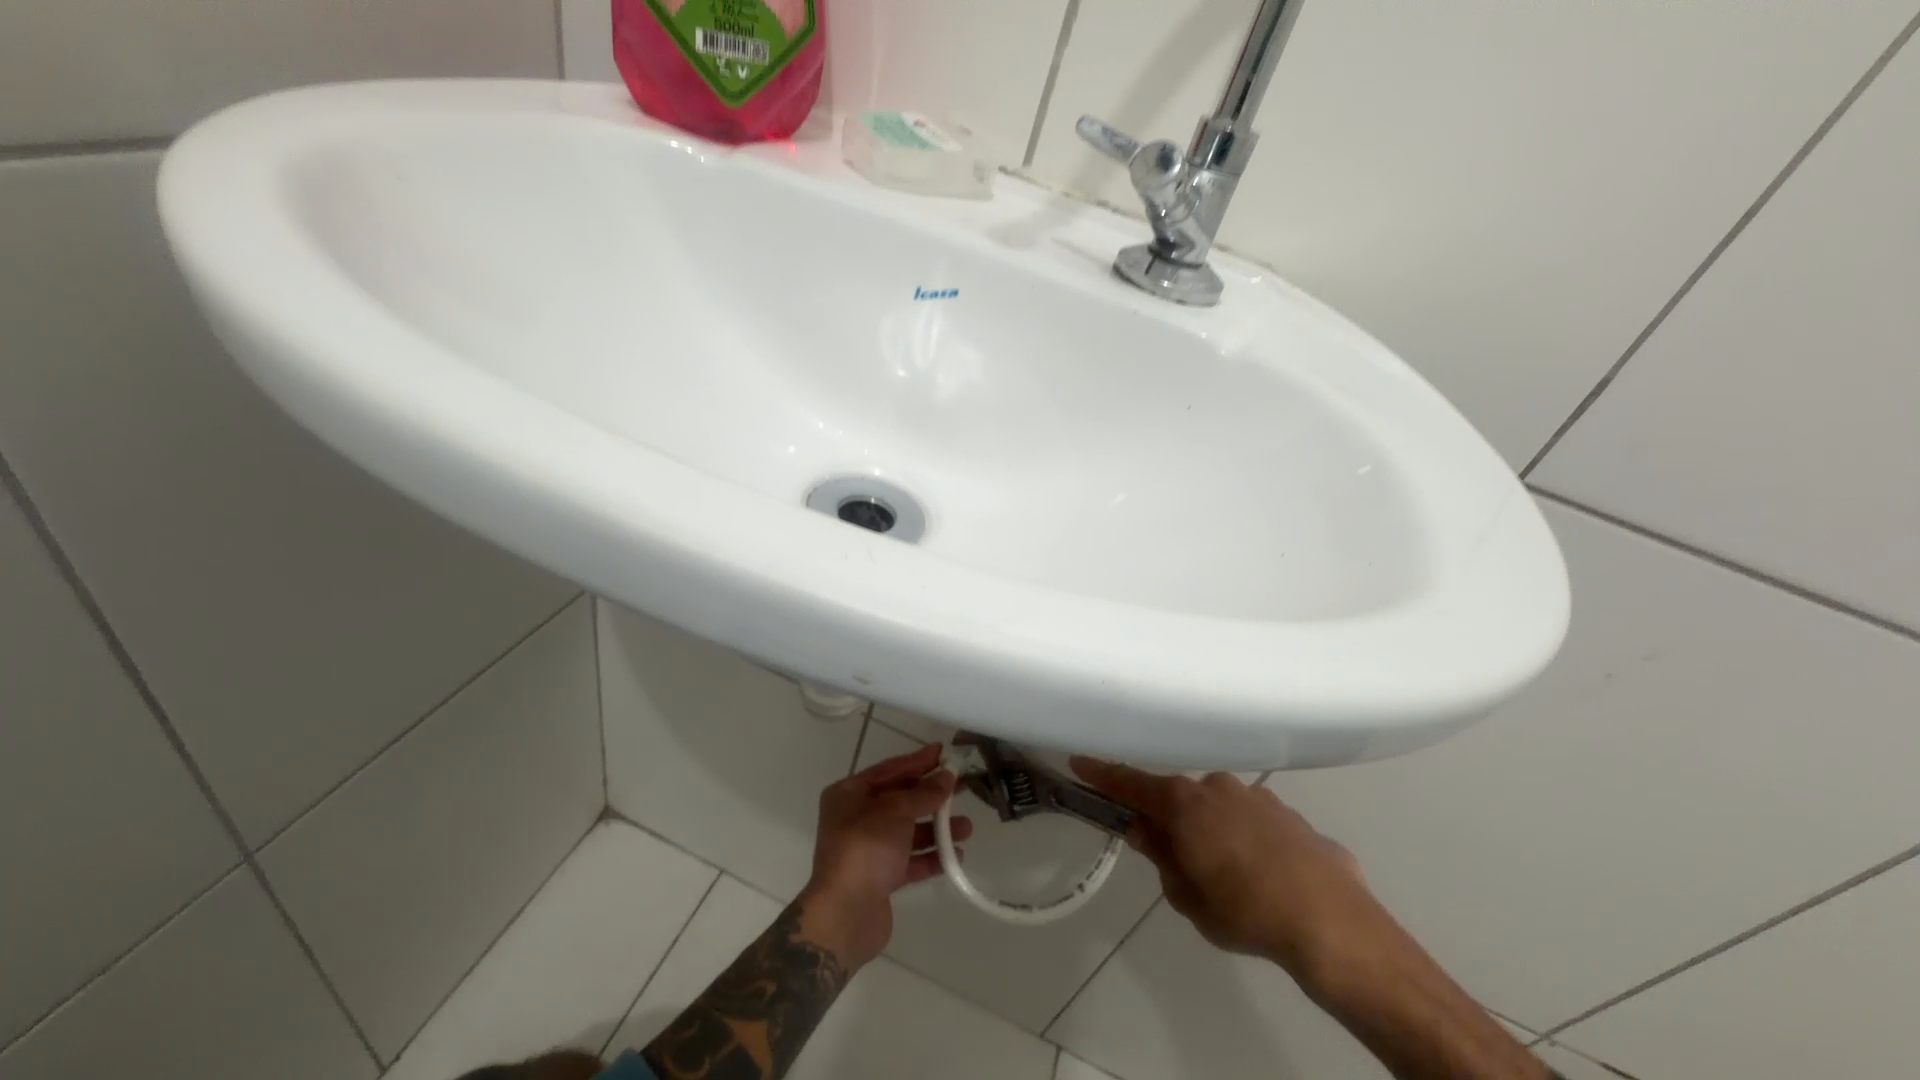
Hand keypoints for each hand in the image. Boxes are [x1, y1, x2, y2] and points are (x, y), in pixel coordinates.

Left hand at [797, 744, 972, 971]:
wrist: (845, 913)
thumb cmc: (866, 849)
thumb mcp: (896, 811)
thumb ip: (924, 793)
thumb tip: (946, 776)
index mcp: (849, 795)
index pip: (889, 770)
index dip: (918, 761)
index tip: (944, 753)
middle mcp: (856, 819)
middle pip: (901, 800)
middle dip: (932, 796)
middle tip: (964, 786)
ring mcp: (867, 850)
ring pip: (908, 832)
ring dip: (937, 829)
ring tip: (967, 827)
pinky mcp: (879, 878)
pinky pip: (910, 861)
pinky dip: (931, 857)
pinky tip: (955, 856)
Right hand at [1070, 759, 1391, 975]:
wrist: (1331, 923)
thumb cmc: (1244, 912)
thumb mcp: (1187, 896)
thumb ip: (1163, 858)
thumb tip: (1147, 832)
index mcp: (1186, 806)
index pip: (1132, 784)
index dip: (1104, 776)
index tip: (1081, 763)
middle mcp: (1220, 790)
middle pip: (1180, 799)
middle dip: (1171, 822)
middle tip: (1172, 860)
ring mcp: (1261, 800)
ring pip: (1220, 810)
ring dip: (1212, 832)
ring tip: (1226, 880)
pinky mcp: (1293, 818)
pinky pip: (1254, 824)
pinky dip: (1247, 842)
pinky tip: (1263, 879)